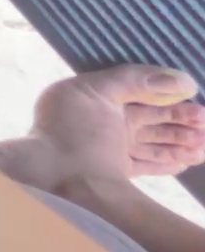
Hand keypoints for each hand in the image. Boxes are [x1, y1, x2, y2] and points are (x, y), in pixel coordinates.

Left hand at [30, 65, 204, 181]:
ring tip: (201, 144)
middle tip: (203, 124)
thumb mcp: (92, 92)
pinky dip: (168, 162)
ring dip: (181, 142)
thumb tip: (180, 79)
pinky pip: (146, 164)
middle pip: (147, 119)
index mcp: (88, 101)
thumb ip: (131, 79)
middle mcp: (97, 123)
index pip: (133, 93)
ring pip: (151, 142)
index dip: (165, 96)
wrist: (61, 173)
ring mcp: (106, 148)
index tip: (193, 98)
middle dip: (181, 121)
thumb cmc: (75, 129)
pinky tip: (187, 161)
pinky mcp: (115, 170)